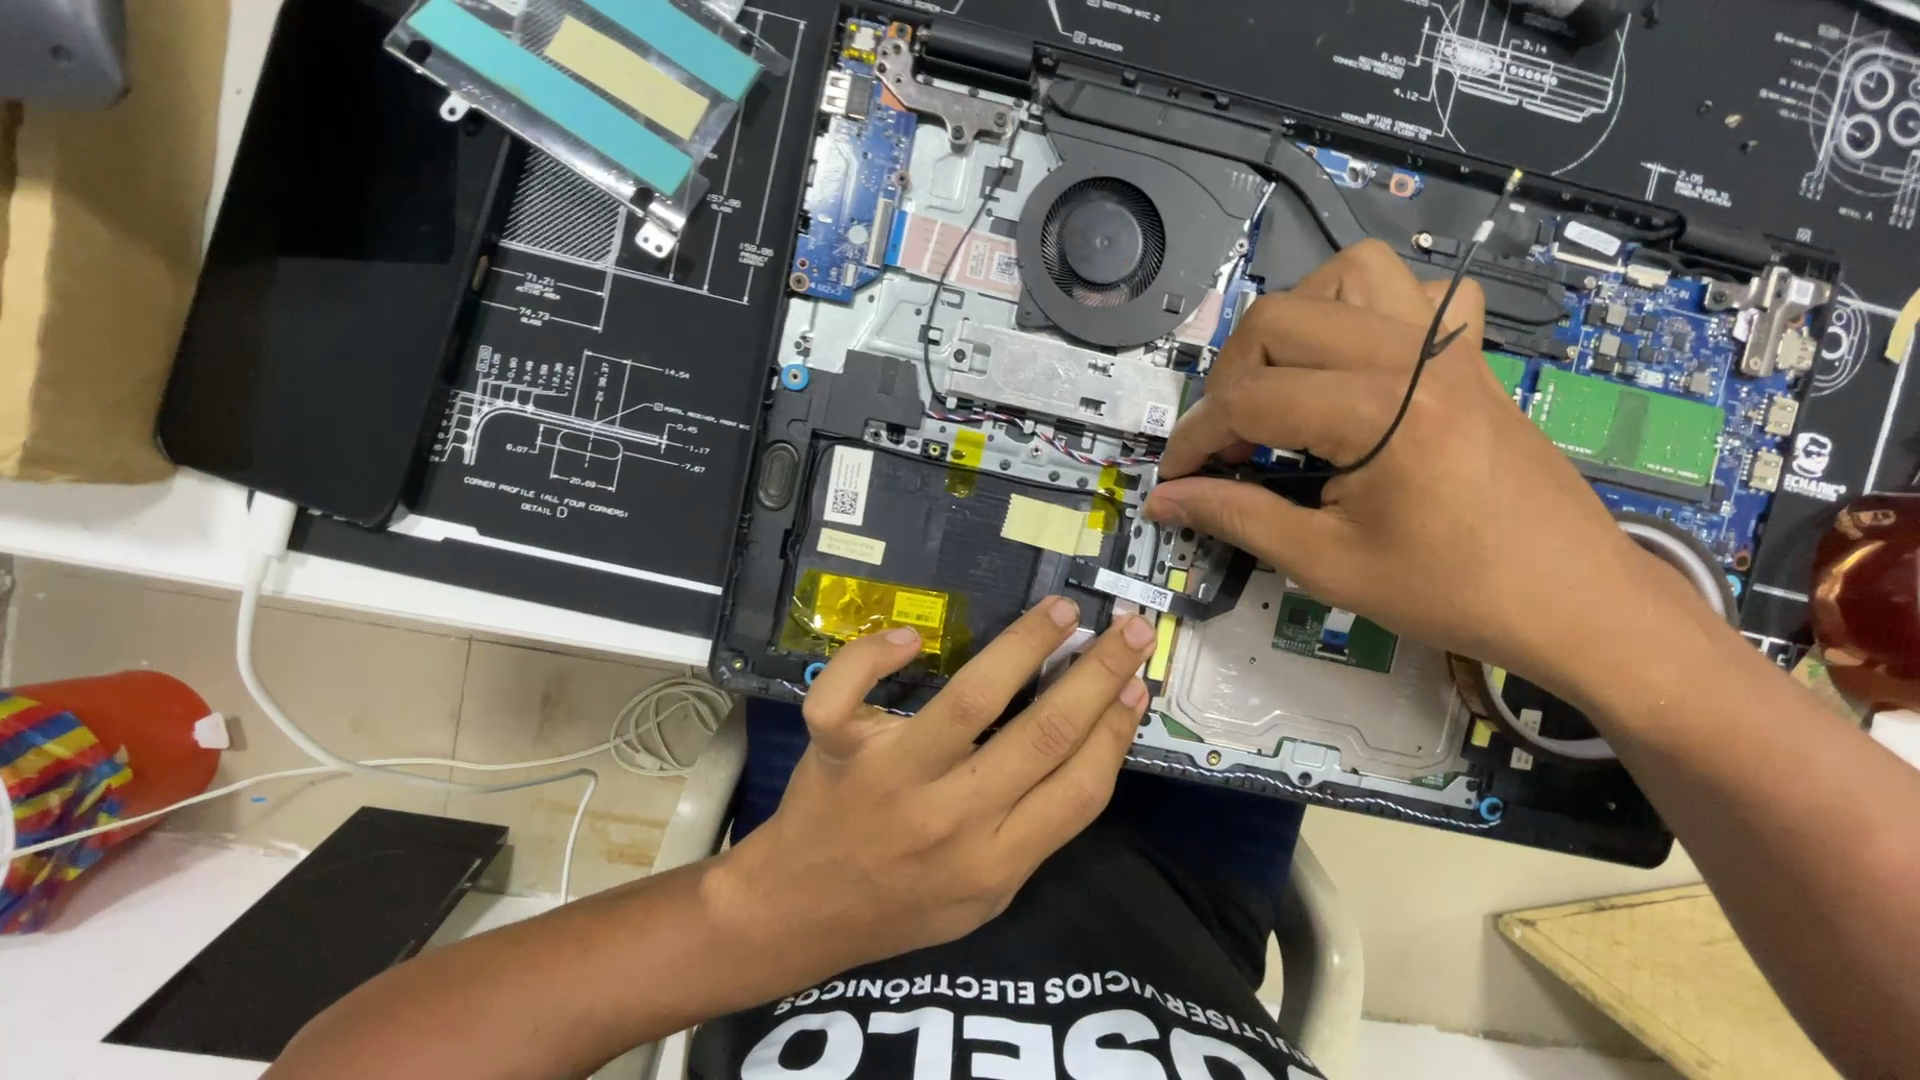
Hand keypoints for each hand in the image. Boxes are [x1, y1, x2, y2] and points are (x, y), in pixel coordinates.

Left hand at [710, 600, 1158, 973]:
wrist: (800, 914)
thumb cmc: (902, 905)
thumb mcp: (985, 897)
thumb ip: (1033, 833)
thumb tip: (1084, 749)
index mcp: (996, 862)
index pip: (1079, 789)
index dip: (1116, 732)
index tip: (1138, 686)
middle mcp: (951, 817)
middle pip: (1042, 735)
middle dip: (1097, 674)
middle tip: (1130, 629)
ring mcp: (890, 777)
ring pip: (970, 700)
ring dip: (1023, 646)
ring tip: (1060, 611)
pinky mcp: (836, 749)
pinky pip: (849, 692)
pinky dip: (872, 657)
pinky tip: (909, 636)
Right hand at [1145, 241, 1694, 696]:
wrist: (1574, 599)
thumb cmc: (1451, 591)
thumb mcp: (1326, 564)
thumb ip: (1235, 517)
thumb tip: (1163, 500)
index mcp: (1379, 412)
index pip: (1248, 399)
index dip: (1195, 440)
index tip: (1174, 481)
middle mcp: (1411, 356)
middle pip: (1277, 319)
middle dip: (1229, 380)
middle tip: (1230, 445)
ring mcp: (1447, 345)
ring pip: (1344, 275)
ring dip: (1293, 324)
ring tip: (1281, 385)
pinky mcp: (1468, 352)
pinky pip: (1412, 291)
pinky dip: (1366, 309)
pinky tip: (1355, 362)